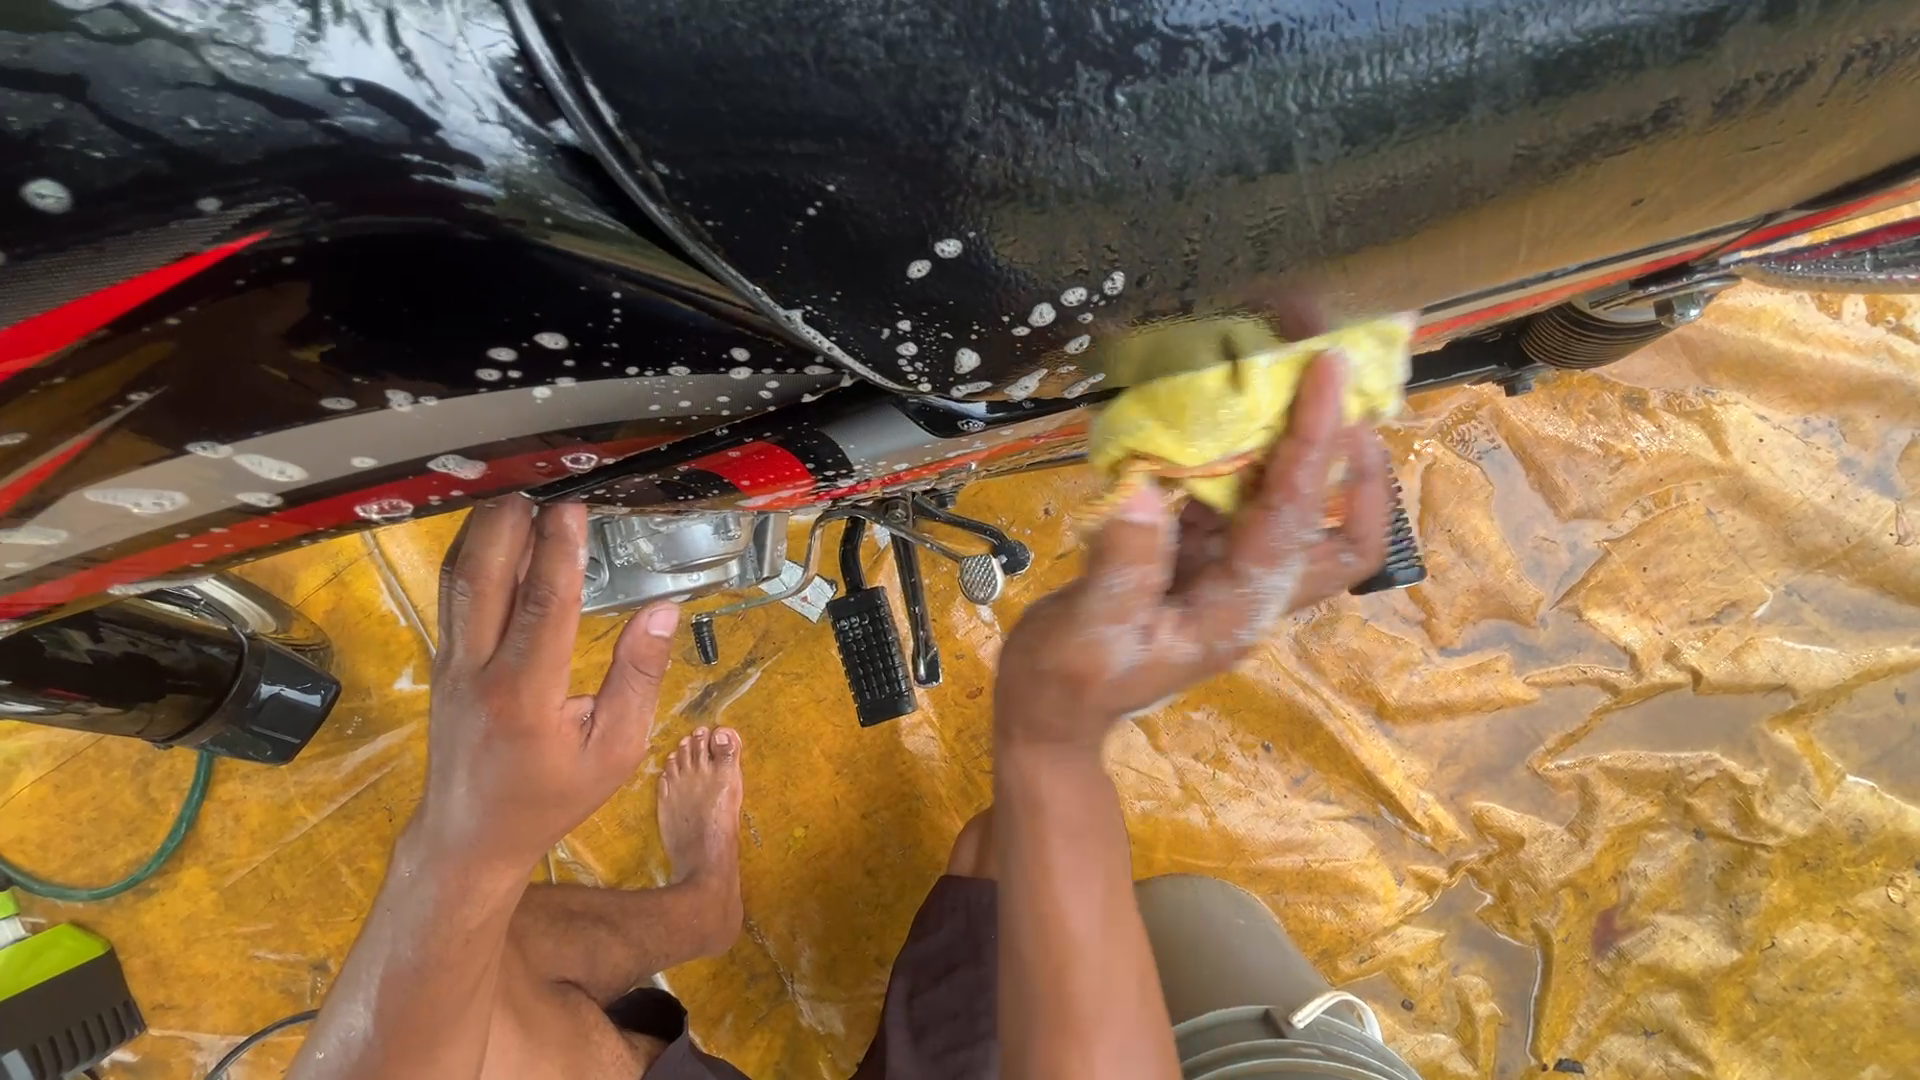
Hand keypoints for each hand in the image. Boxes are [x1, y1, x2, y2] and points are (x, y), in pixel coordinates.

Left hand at [413, 498, 679, 871]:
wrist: (470, 837)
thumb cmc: (552, 795)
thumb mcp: (616, 748)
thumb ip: (638, 677)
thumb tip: (662, 613)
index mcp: (527, 693)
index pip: (545, 604)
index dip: (559, 552)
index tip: (572, 510)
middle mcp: (477, 671)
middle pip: (483, 579)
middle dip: (508, 527)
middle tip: (535, 489)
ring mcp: (450, 666)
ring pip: (457, 584)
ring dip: (481, 536)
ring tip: (509, 499)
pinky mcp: (441, 667)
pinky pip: (451, 600)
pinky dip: (467, 560)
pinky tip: (485, 540)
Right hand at [994, 352, 1389, 752]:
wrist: (1051, 714)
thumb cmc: (1067, 683)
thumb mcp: (1087, 630)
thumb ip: (1121, 563)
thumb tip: (1144, 487)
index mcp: (1234, 612)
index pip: (1294, 521)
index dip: (1315, 446)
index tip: (1325, 374)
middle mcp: (1247, 593)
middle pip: (1339, 535)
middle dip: (1353, 466)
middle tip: (1337, 392)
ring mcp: (1223, 577)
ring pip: (1290, 513)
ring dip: (1298, 453)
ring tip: (1286, 388)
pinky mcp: (1194, 563)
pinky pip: (1233, 505)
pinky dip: (1235, 462)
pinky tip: (1211, 424)